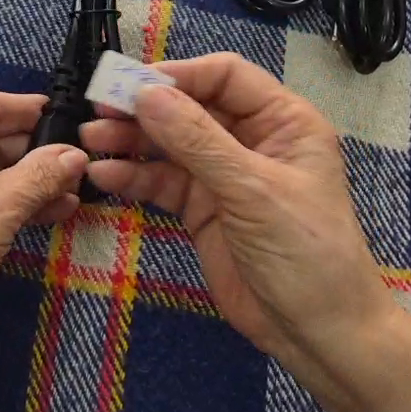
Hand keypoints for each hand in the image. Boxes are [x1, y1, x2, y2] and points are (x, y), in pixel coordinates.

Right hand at [81, 53, 392, 370]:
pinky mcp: (202, 208)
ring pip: (170, 143)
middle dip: (145, 107)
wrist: (319, 336)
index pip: (224, 77)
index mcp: (283, 120)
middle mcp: (252, 138)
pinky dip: (134, 177)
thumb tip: (146, 93)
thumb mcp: (252, 191)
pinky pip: (163, 181)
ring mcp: (223, 175)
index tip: (131, 83)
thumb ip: (197, 140)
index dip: (178, 75)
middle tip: (98, 109)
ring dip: (131, 140)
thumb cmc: (305, 253)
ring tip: (90, 141)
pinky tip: (105, 176)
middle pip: (190, 107)